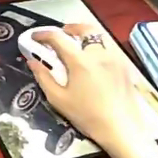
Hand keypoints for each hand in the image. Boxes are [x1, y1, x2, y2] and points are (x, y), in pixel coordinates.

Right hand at [27, 25, 157, 156]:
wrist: (122, 130)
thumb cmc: (88, 117)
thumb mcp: (58, 99)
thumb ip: (43, 77)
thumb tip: (32, 61)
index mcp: (80, 62)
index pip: (58, 38)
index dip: (43, 34)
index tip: (35, 37)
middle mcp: (99, 54)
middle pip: (85, 29)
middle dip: (70, 27)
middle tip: (60, 33)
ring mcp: (115, 59)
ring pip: (100, 35)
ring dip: (86, 33)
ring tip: (77, 41)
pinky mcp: (125, 66)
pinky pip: (110, 47)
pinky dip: (98, 44)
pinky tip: (93, 57)